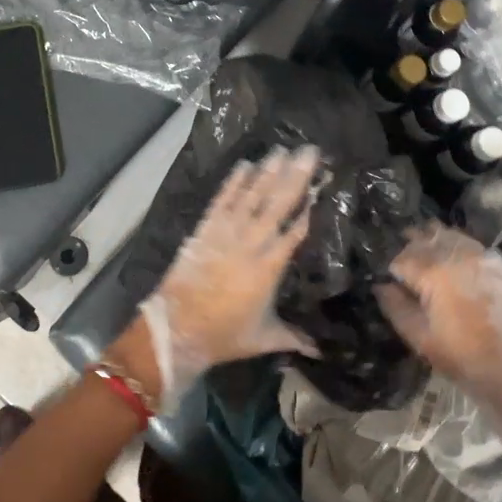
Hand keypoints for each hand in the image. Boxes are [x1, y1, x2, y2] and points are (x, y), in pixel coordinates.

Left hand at [136, 146, 319, 412]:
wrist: (175, 330)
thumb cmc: (222, 336)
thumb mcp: (263, 339)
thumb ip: (294, 338)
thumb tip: (323, 350)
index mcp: (268, 269)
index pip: (295, 232)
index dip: (311, 208)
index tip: (326, 185)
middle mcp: (249, 245)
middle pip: (276, 205)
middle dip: (294, 178)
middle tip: (310, 153)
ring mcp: (225, 235)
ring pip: (251, 198)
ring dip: (267, 173)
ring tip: (283, 151)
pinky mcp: (204, 232)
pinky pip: (221, 202)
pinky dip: (233, 183)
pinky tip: (245, 165)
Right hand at [374, 224, 501, 397]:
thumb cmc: (459, 353)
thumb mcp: (418, 336)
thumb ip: (395, 307)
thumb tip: (381, 286)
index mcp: (433, 274)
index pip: (401, 259)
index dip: (393, 270)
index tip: (391, 281)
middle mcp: (455, 256)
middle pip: (423, 239)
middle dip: (410, 249)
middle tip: (405, 266)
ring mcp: (478, 256)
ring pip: (447, 234)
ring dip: (432, 241)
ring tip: (426, 254)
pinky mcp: (495, 262)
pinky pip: (470, 243)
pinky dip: (457, 245)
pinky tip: (453, 258)